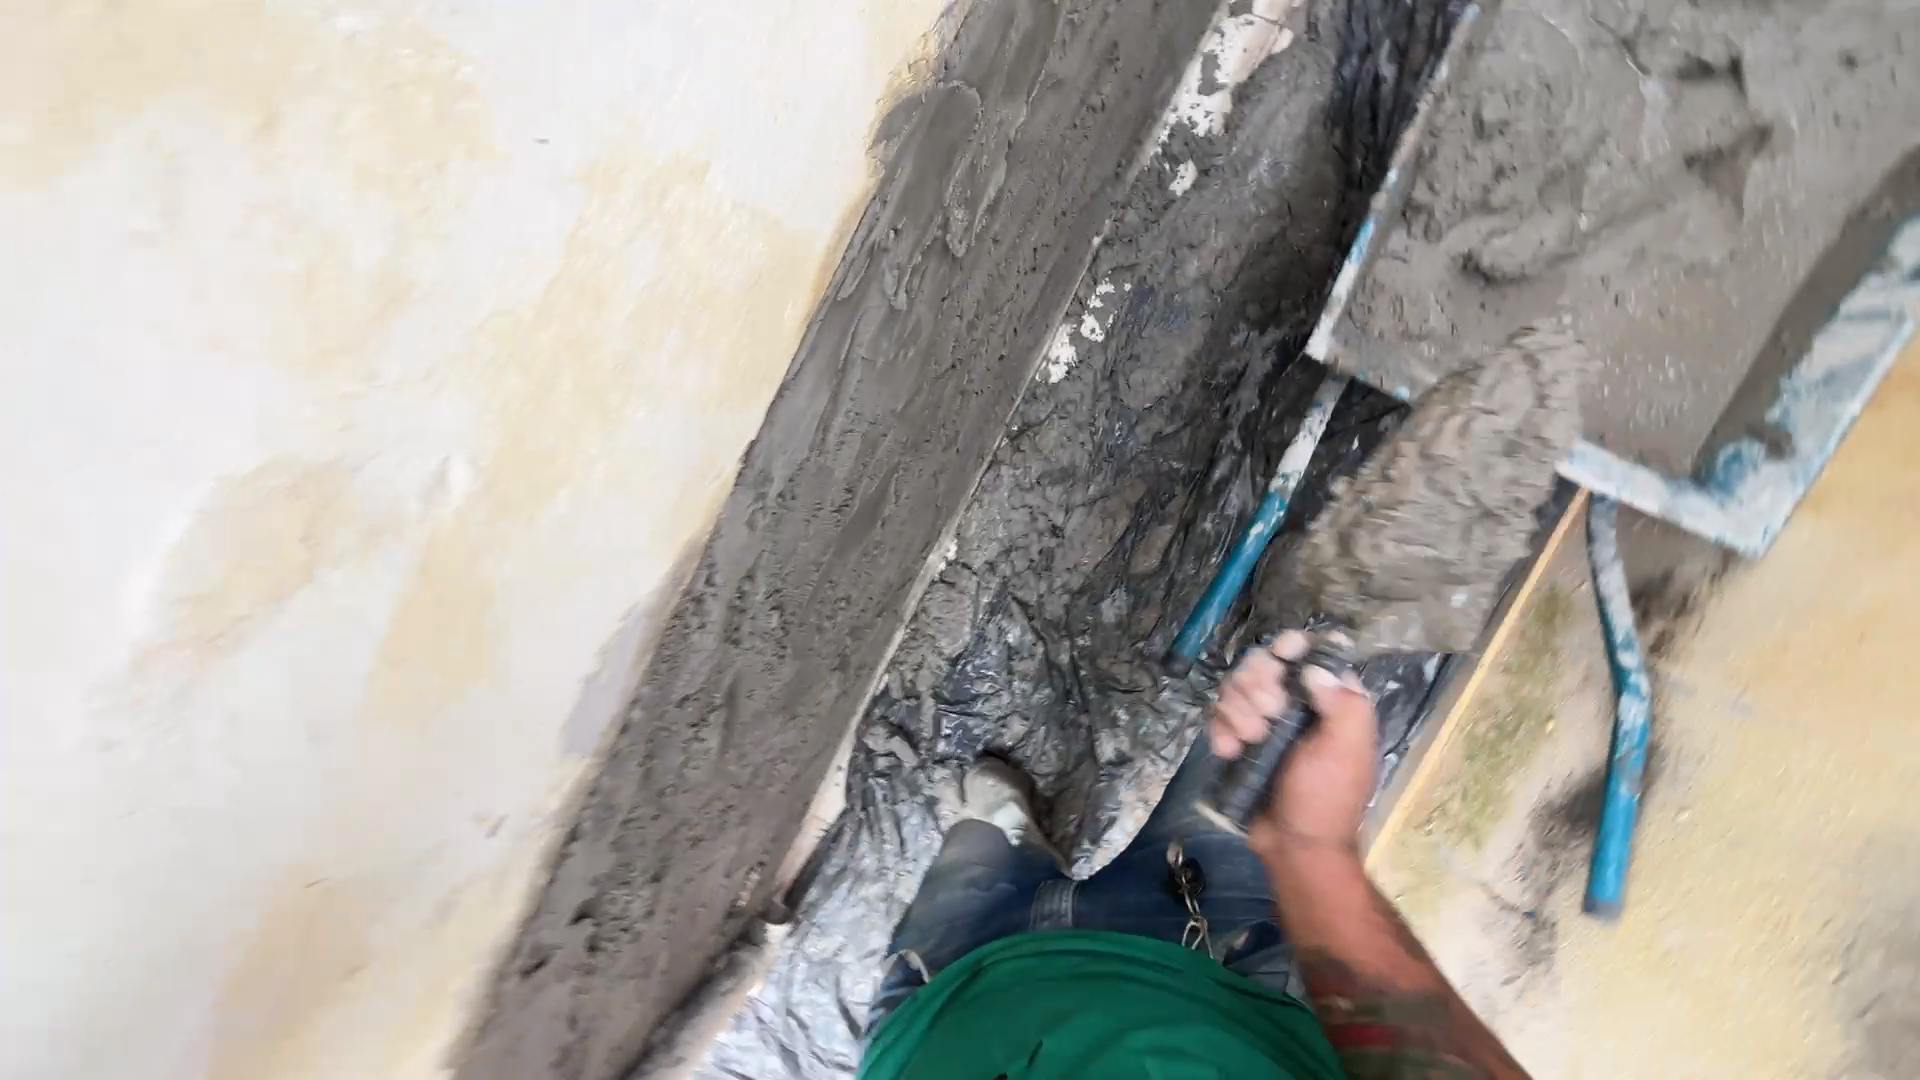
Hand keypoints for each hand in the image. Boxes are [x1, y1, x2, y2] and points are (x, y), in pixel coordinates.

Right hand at [1209, 631, 1378, 857]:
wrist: (1293, 845)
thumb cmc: (1326, 798)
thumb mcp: (1347, 750)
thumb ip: (1343, 703)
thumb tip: (1312, 669)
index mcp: (1328, 701)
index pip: (1305, 654)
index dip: (1288, 648)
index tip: (1280, 658)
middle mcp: (1293, 704)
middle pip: (1260, 664)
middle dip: (1257, 686)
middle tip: (1268, 717)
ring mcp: (1261, 721)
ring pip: (1233, 687)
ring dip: (1237, 711)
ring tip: (1249, 742)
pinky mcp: (1236, 738)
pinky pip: (1216, 716)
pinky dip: (1219, 731)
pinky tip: (1230, 753)